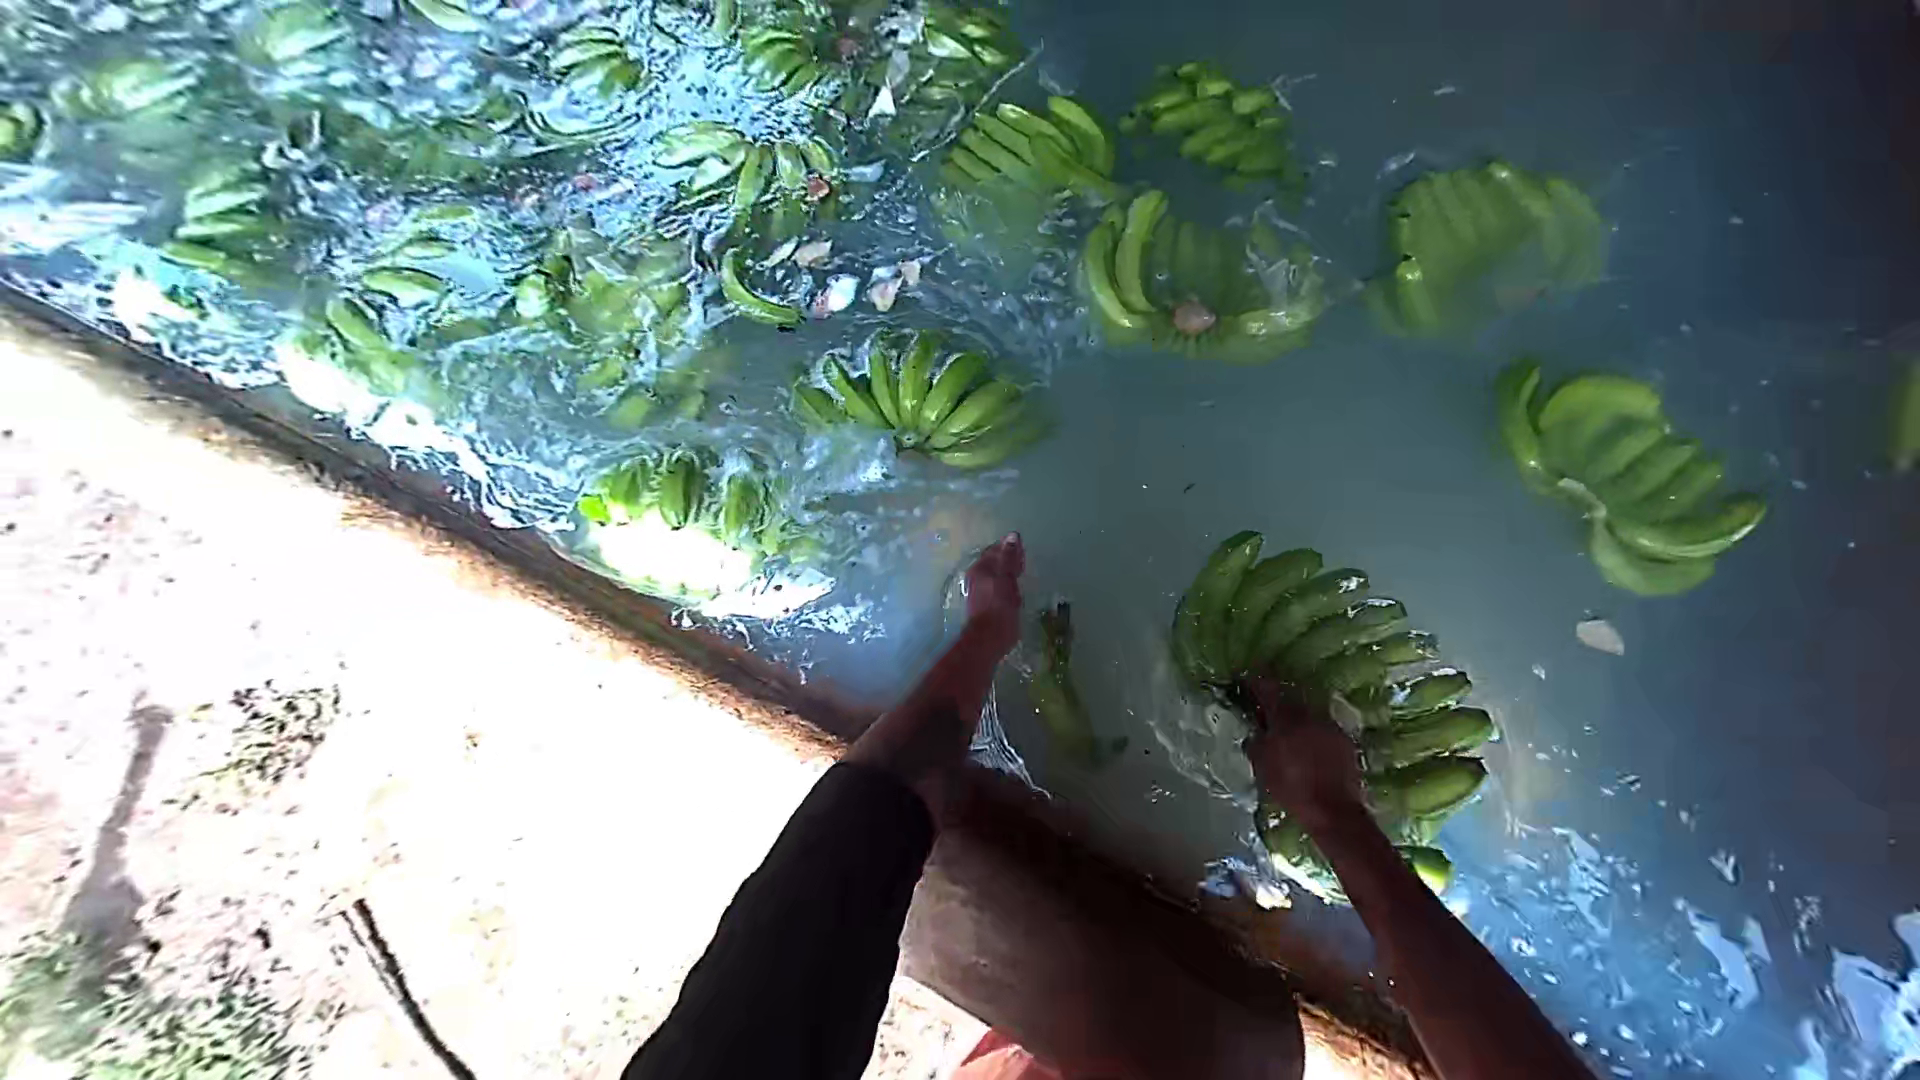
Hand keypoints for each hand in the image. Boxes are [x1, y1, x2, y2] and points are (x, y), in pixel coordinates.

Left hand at [962, 532, 1024, 657]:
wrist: (989, 638)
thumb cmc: (998, 607)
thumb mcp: (1006, 578)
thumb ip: (1008, 558)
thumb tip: (1012, 536)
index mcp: (980, 568)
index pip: (995, 550)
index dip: (1008, 546)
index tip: (1022, 546)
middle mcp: (977, 577)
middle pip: (994, 562)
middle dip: (1008, 558)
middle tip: (1023, 559)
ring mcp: (981, 591)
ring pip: (996, 575)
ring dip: (1008, 572)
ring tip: (1021, 572)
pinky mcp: (987, 604)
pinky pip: (999, 587)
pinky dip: (1007, 584)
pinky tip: (1015, 589)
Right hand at [1242, 677, 1367, 833]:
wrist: (1334, 812)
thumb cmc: (1291, 787)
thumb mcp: (1261, 763)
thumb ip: (1256, 740)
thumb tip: (1256, 730)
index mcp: (1287, 717)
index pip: (1267, 689)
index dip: (1254, 682)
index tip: (1245, 681)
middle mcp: (1311, 716)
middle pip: (1290, 697)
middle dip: (1276, 699)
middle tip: (1264, 706)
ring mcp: (1331, 728)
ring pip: (1308, 712)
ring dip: (1295, 716)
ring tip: (1286, 728)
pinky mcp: (1345, 743)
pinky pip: (1322, 728)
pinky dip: (1311, 731)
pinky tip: (1306, 744)